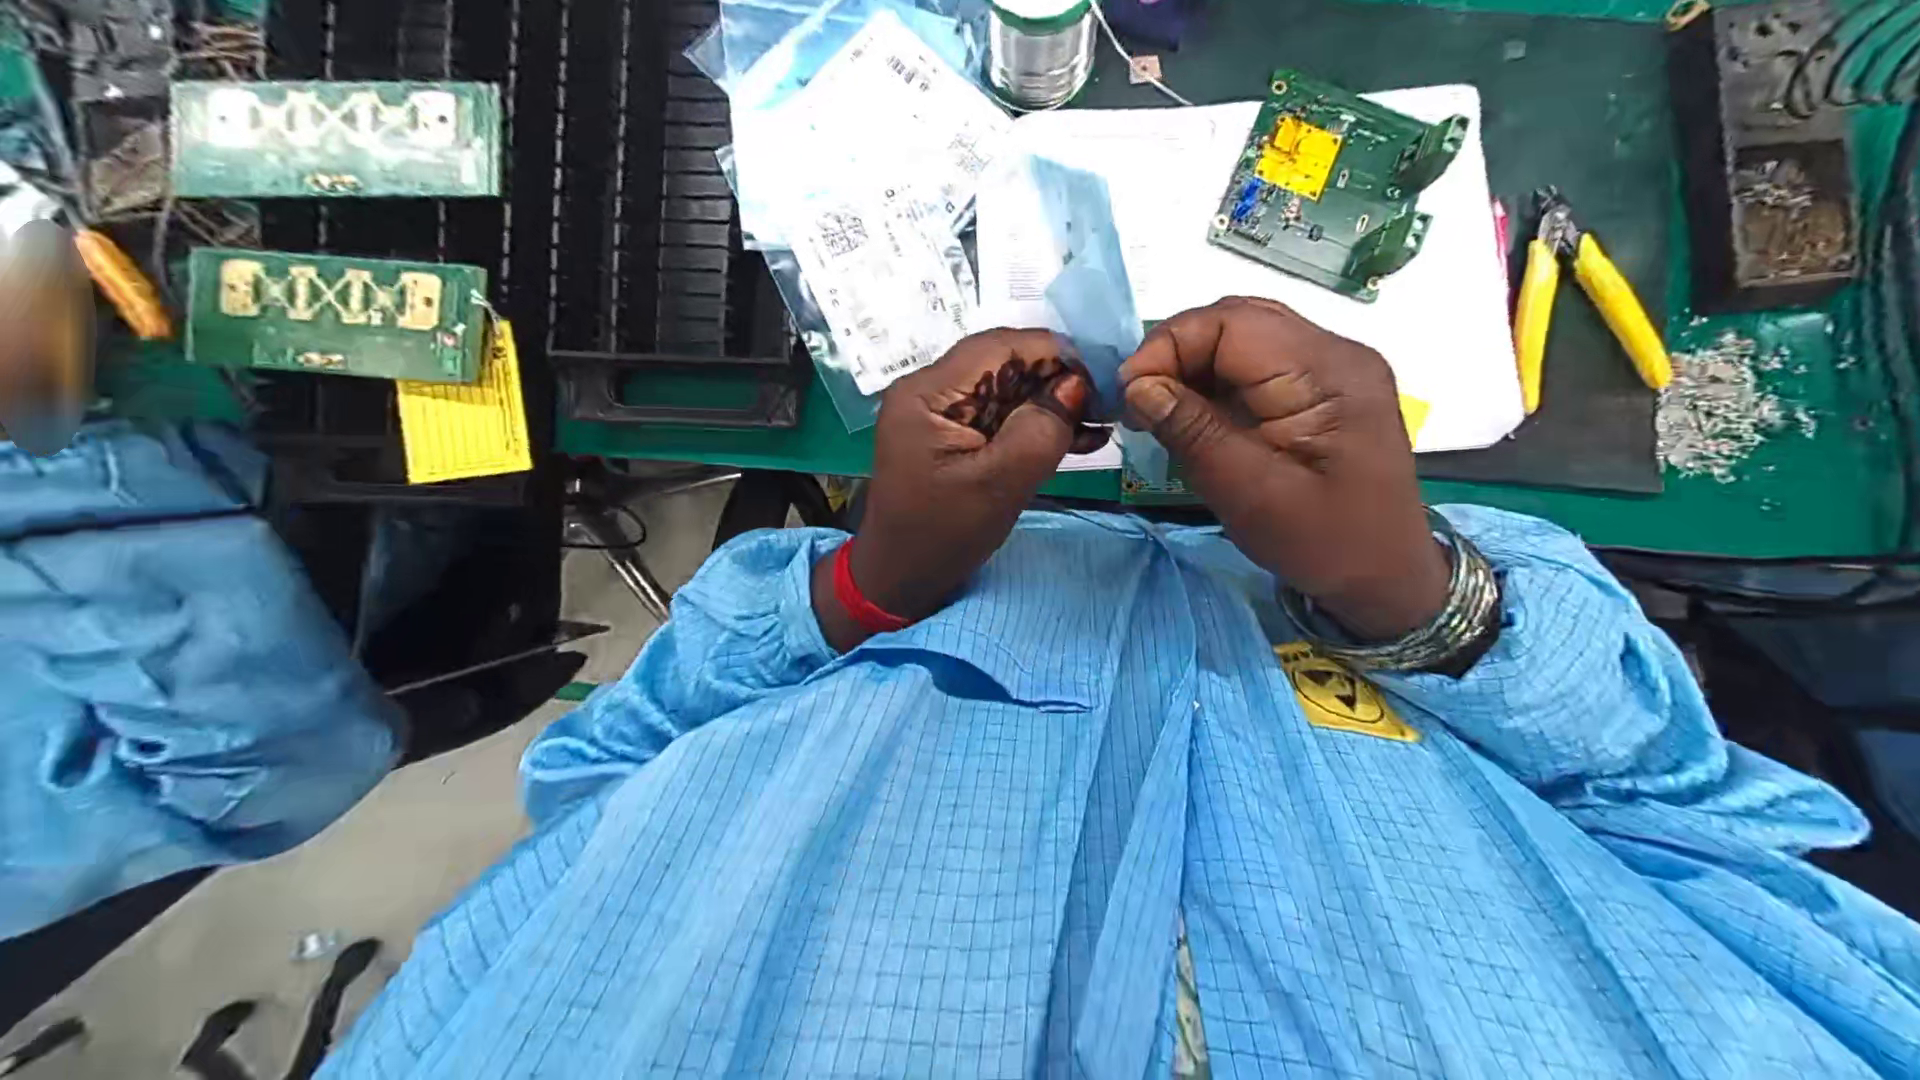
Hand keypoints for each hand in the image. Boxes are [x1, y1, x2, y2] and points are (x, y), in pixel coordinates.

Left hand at [813, 329, 1096, 650]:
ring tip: (1100, 425)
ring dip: (1054, 405)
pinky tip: (1079, 439)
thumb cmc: (940, 536)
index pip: (998, 347)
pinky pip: (1002, 418)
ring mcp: (943, 414)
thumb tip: (1075, 386)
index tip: (1101, 376)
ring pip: (1009, 391)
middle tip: (1106, 405)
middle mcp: (931, 392)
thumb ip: (1040, 431)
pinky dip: (1037, 426)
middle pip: (1004, 365)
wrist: (900, 581)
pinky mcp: (956, 436)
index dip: (1054, 353)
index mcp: (927, 394)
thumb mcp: (998, 485)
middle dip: (1058, 380)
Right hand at [1119, 297, 1447, 639]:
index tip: (1128, 392)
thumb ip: (1193, 432)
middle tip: (1136, 400)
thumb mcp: (1249, 492)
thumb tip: (1136, 387)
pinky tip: (1187, 414)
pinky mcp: (1314, 390)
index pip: (1233, 323)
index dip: (1169, 345)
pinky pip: (1251, 366)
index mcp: (1329, 373)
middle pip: (1237, 320)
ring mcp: (1327, 369)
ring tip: (1155, 407)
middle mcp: (1333, 354)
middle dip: (1175, 351)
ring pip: (1240, 338)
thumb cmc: (1322, 542)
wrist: (1382, 576)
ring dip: (1188, 366)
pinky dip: (1208, 382)